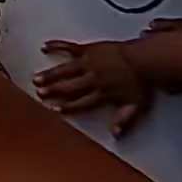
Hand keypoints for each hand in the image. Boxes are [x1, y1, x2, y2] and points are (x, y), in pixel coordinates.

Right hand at [34, 41, 154, 135]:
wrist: (144, 60)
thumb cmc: (142, 83)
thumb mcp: (138, 106)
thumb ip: (125, 120)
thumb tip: (115, 135)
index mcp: (102, 93)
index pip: (82, 103)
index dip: (68, 106)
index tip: (55, 109)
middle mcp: (91, 79)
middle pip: (69, 86)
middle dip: (53, 90)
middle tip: (39, 93)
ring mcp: (86, 62)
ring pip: (64, 70)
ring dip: (50, 74)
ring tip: (37, 78)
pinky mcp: (86, 49)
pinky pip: (67, 47)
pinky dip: (55, 46)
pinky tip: (45, 47)